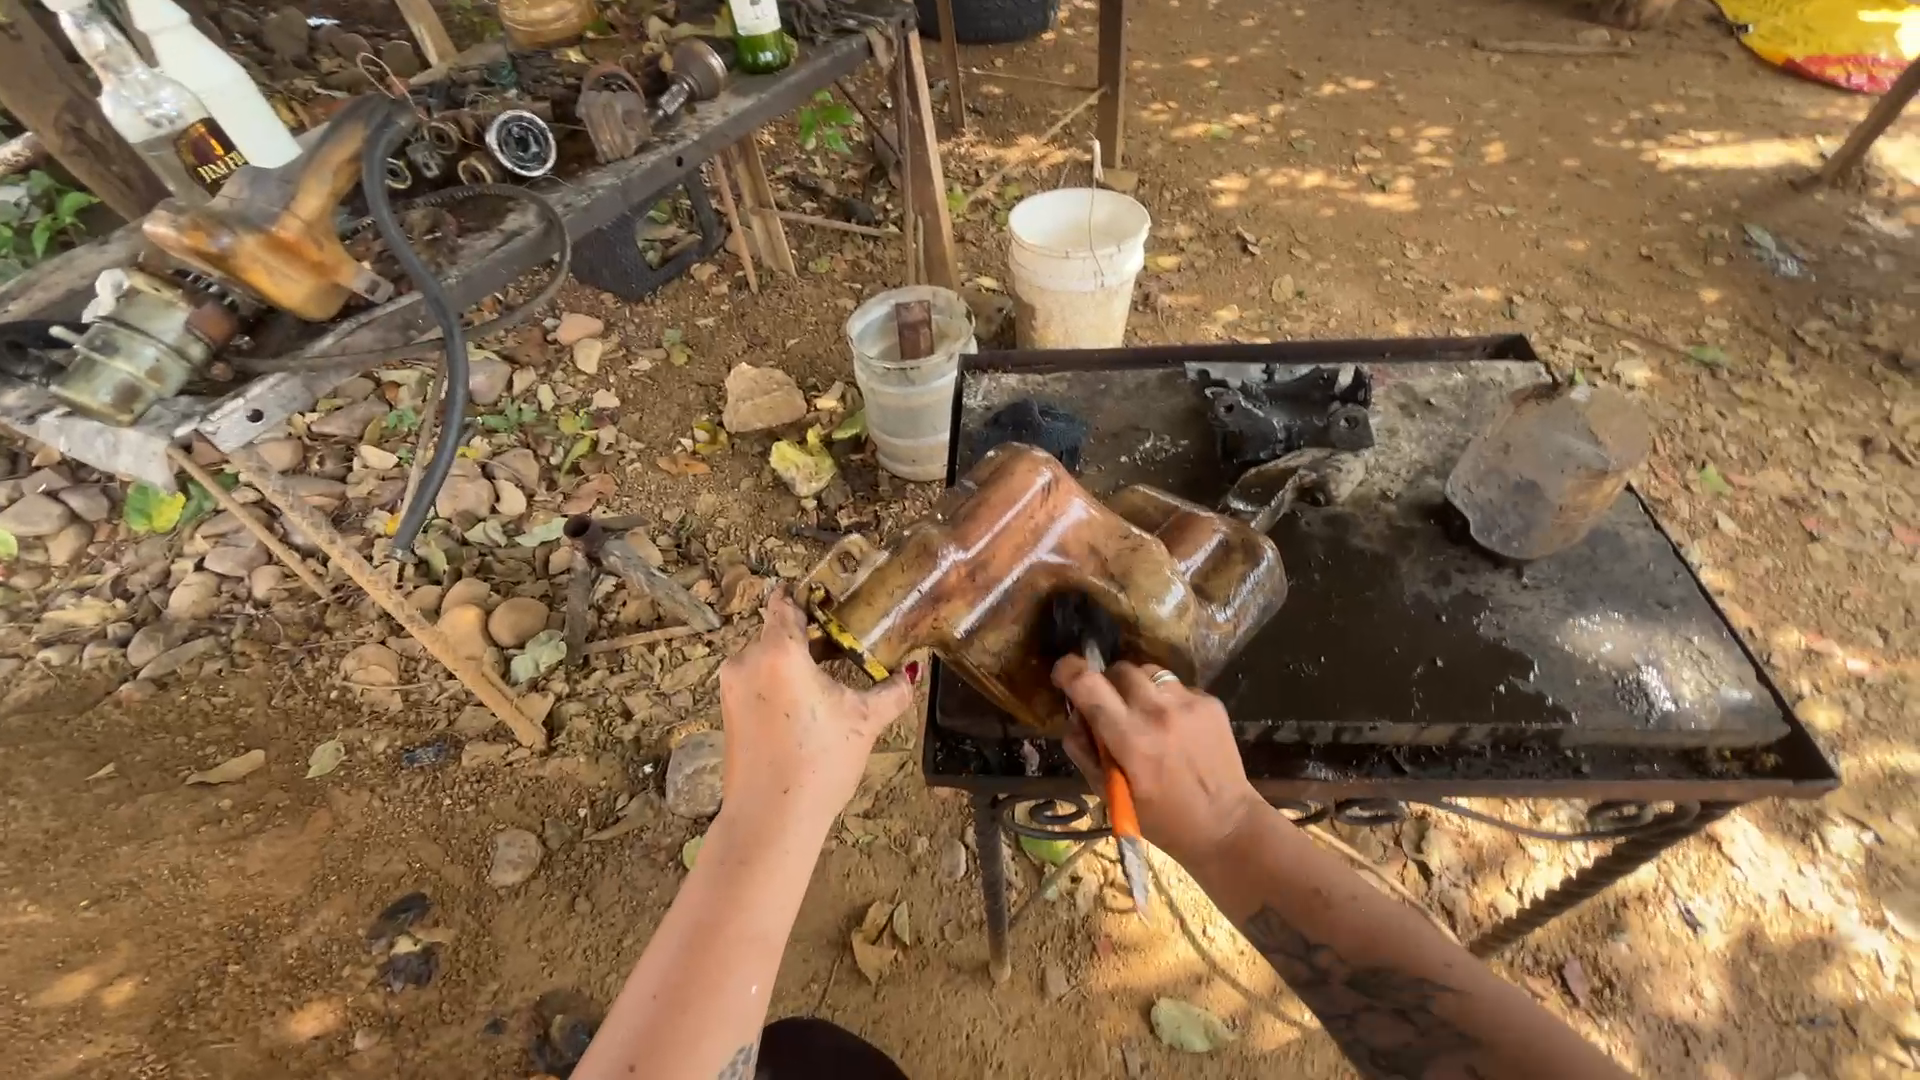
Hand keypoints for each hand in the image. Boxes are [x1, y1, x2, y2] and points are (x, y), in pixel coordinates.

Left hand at [716, 587, 914, 834]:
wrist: (770, 819)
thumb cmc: (818, 762)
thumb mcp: (864, 722)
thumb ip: (891, 691)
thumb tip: (912, 672)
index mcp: (778, 651)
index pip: (785, 603)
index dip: (807, 597)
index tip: (829, 599)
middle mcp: (745, 659)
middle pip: (776, 630)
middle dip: (805, 635)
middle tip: (840, 646)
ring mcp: (730, 686)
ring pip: (763, 656)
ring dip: (790, 660)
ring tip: (824, 679)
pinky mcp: (725, 710)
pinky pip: (753, 679)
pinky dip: (775, 682)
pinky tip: (802, 705)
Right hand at [1052, 656, 1265, 865]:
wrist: (1226, 824)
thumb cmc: (1162, 818)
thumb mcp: (1109, 794)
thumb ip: (1083, 750)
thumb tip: (1073, 715)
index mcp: (1130, 738)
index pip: (1088, 684)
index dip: (1068, 671)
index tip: (1063, 674)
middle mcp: (1158, 712)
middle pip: (1118, 669)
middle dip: (1107, 683)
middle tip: (1111, 708)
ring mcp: (1188, 703)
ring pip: (1148, 670)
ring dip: (1137, 687)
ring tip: (1144, 714)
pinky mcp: (1210, 701)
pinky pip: (1175, 685)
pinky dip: (1165, 698)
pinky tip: (1173, 725)